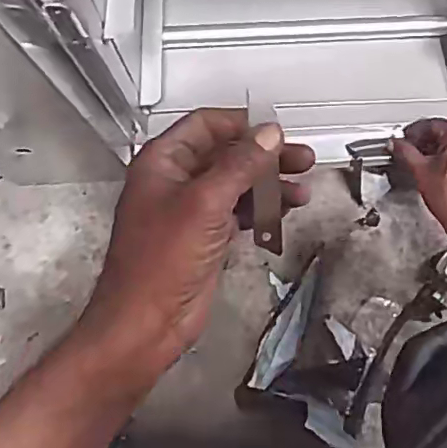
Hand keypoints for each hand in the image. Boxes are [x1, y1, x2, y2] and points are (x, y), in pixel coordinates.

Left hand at [79, 109, 314, 375]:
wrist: (146, 323)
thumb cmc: (158, 263)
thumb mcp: (205, 203)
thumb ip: (239, 165)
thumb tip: (268, 135)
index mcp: (163, 162)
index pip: (206, 125)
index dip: (242, 124)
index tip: (275, 131)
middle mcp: (177, 181)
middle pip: (228, 154)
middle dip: (265, 156)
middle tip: (300, 159)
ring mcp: (193, 209)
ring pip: (238, 184)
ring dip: (270, 185)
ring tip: (300, 189)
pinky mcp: (207, 235)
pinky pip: (240, 211)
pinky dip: (263, 208)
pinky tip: (284, 210)